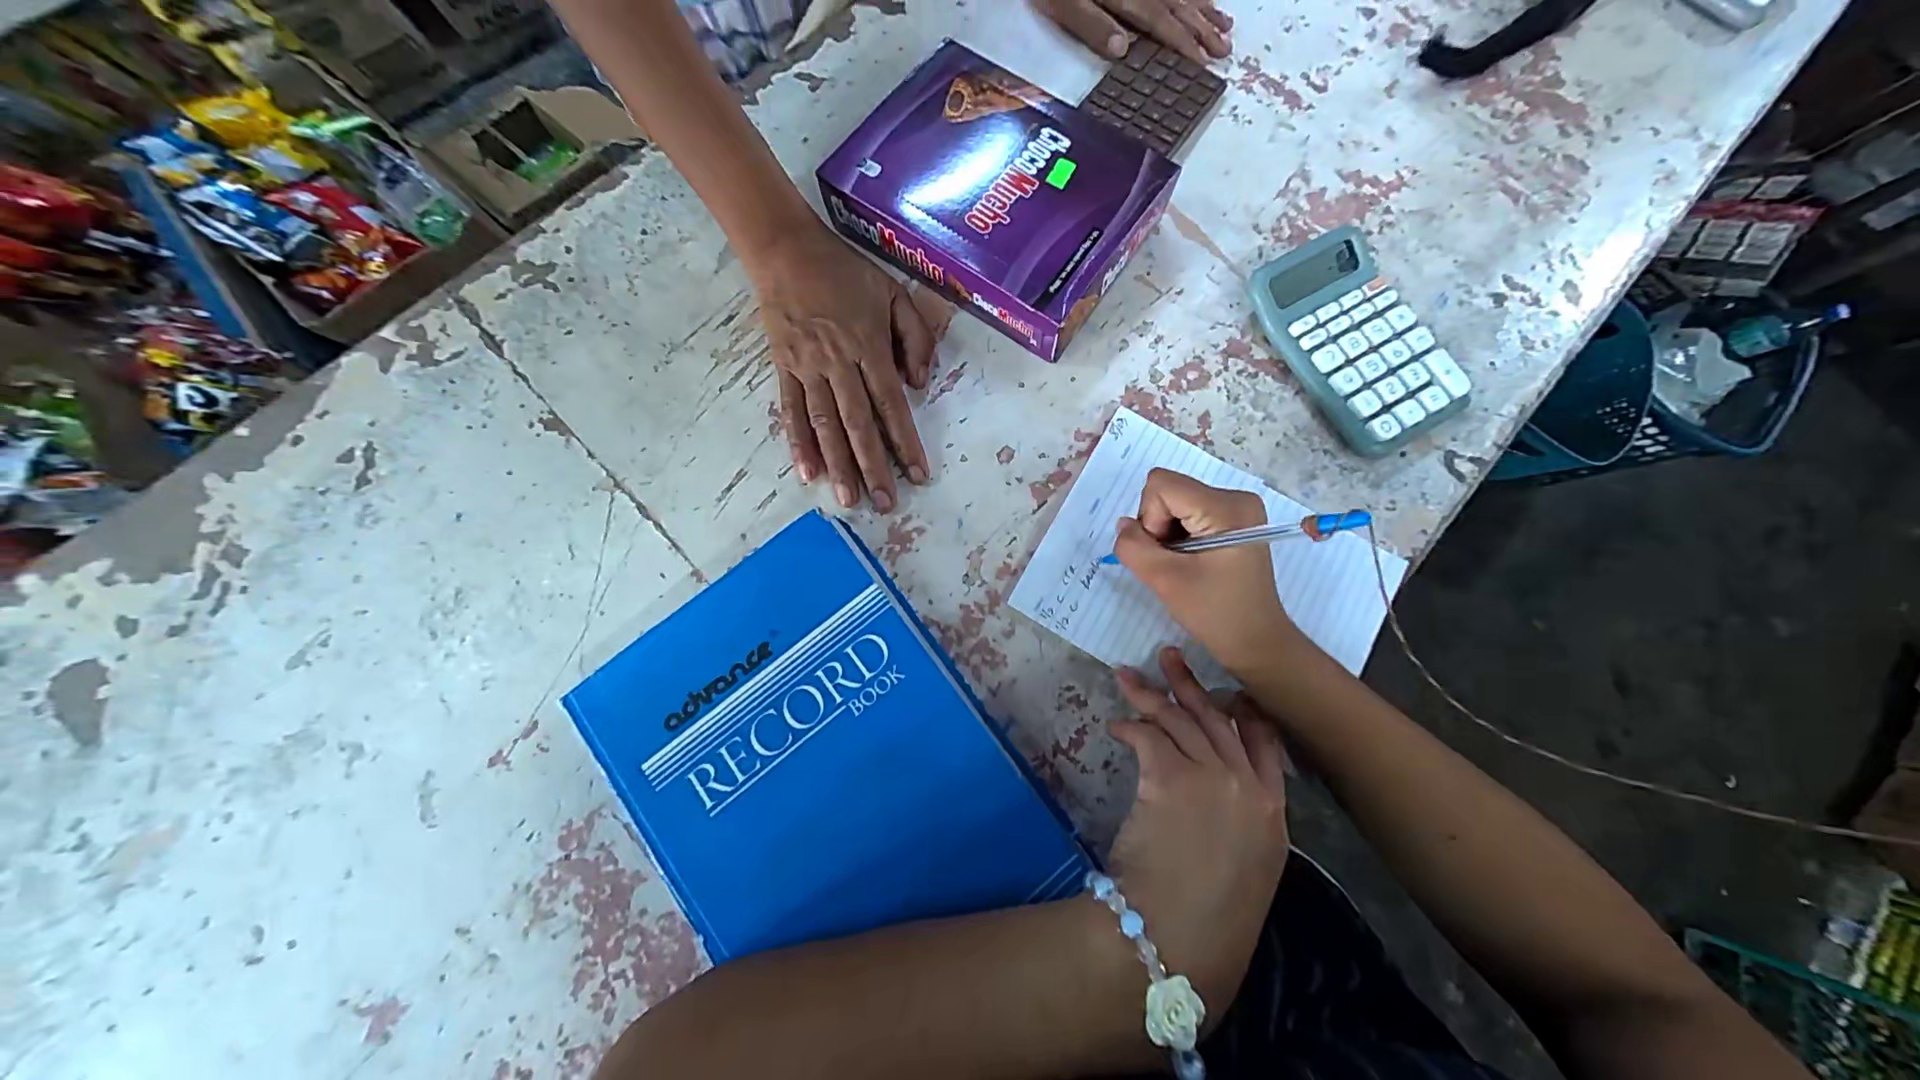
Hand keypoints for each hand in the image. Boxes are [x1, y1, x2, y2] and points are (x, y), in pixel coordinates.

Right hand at [751, 225, 934, 512]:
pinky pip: (791, 411)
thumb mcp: (893, 293)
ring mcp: (807, 368)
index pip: (891, 404)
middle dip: (873, 467)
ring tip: (847, 499)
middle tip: (884, 504)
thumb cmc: (845, 272)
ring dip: (837, 464)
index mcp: (869, 345)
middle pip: (858, 423)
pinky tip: (807, 472)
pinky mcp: (783, 369)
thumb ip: (915, 338)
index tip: (917, 475)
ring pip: (824, 424)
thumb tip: (918, 386)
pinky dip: (798, 443)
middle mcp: (838, 363)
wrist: (785, 250)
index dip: (905, 442)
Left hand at [1035, 0, 1232, 65]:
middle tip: (1225, 48)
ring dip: (1204, 6)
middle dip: (1202, 28)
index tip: (1203, 63)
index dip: (1183, 45)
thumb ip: (1090, 24)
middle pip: (1178, 5)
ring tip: (1224, 23)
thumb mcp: (1062, 3)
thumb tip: (1121, 51)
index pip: (1161, 24)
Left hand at [1105, 647, 1289, 1022]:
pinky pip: (1150, 737)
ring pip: (1181, 721)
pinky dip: (1132, 727)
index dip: (1245, 710)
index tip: (1228, 690)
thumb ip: (1238, 823)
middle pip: (1218, 720)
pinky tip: (1118, 726)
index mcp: (1274, 812)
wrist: (1183, 937)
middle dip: (1192, 686)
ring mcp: (1213, 778)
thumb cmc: (1212, 915)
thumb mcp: (1245, 866)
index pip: (1266, 743)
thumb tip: (1212, 799)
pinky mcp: (1171, 777)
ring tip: (1129, 677)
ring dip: (1152, 695)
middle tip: (1171, 657)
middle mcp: (1248, 787)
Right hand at [1112, 469, 1299, 672]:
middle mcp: (1235, 497)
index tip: (1166, 554)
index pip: (1160, 485)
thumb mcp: (1164, 580)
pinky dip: (1179, 536)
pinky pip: (1188, 513)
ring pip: (1174, 502)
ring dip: (1167, 534)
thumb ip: (1133, 547)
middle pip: (1168, 491)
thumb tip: (1124, 525)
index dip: (1149, 519)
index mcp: (1226, 507)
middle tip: (1174, 563)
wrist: (1255, 639)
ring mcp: (1237, 508)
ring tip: (1183, 565)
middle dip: (1158, 526)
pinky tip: (1191, 562)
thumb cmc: (1215, 612)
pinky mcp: (1234, 521)